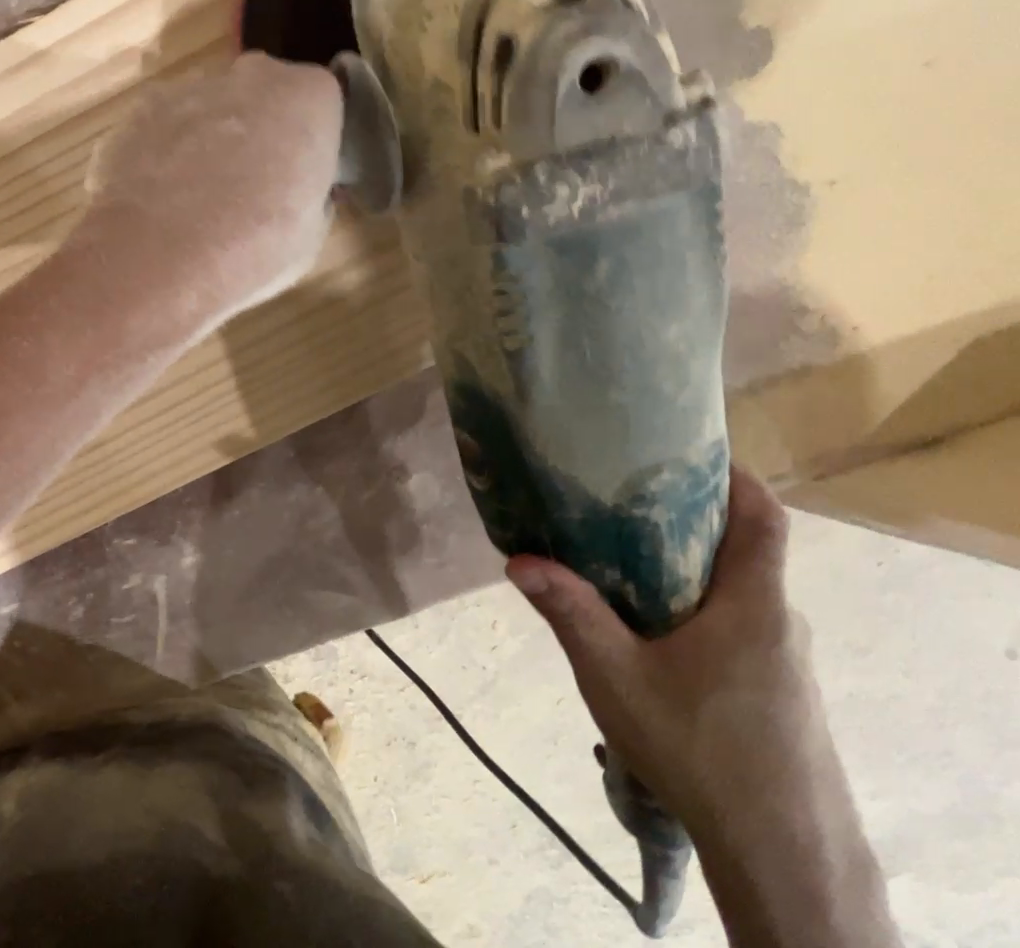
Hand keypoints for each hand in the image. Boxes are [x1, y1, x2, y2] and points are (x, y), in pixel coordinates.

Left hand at [71, 51, 343, 321]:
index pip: (318, 107)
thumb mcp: (310, 235)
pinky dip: (158, 155)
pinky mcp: (138, 113)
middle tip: (242, 189)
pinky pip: (159, 130)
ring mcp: (188, 88)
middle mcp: (251, 76)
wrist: (163, 255)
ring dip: (203, 141)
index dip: (304, 147)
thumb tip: (301, 197)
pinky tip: (154, 200)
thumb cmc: (255, 246)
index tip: (293, 182)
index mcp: (309, 96)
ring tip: (190, 201)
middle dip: (253, 132)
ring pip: (205, 110)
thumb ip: (309, 197)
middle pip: (259, 97)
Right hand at [505, 466, 840, 837]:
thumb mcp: (615, 675)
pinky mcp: (777, 693)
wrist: (780, 845)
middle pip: (743, 553)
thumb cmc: (698, 744)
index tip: (686, 454)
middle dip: (687, 525)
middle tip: (621, 509)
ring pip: (734, 596)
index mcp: (752, 603)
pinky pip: (735, 629)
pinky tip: (646, 640)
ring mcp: (783, 660)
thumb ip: (570, 613)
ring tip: (618, 570)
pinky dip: (693, 613)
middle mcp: (778, 622)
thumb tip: (517, 558)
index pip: (762, 518)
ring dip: (685, 575)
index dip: (734, 478)